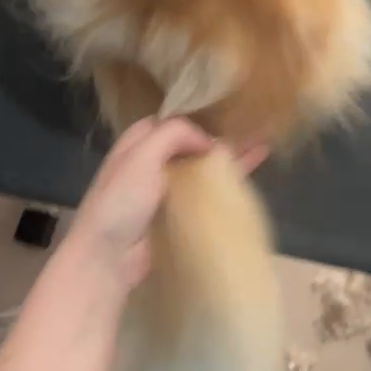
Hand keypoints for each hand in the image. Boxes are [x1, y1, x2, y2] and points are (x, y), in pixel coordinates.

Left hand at [64, 117, 267, 289]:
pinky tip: (252, 175)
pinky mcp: (181, 214)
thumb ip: (174, 134)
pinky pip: (209, 194)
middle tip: (251, 126)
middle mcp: (153, 163)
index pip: (169, 121)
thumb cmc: (120, 200)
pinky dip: (229, 183)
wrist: (108, 258)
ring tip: (262, 145)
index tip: (223, 111)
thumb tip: (209, 142)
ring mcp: (168, 190)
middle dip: (217, 136)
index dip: (193, 115)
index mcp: (137, 144)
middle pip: (190, 143)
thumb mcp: (141, 155)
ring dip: (228, 158)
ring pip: (203, 168)